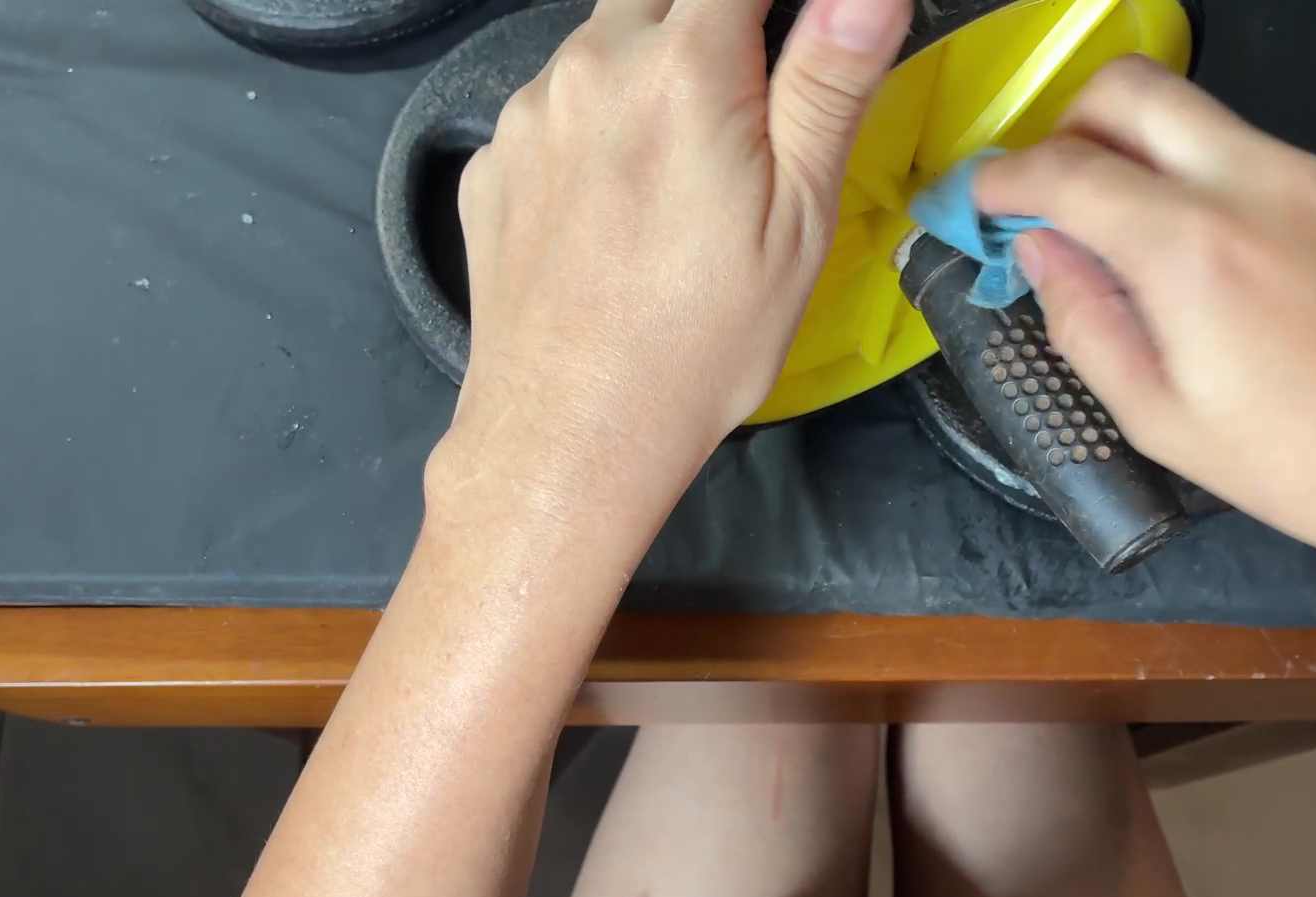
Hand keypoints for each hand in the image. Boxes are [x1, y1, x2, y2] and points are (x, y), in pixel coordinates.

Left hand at [442, 0, 911, 522]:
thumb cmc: (702, 346)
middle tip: (727, 133)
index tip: (778, 51)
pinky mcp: (487, 170)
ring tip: (661, 195)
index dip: (764, 7)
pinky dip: (582, 142)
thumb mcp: (796, 227)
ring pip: (594, 55)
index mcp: (683, 71)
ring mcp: (523, 120)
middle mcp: (587, 68)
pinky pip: (545, 118)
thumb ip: (829, 86)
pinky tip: (600, 224)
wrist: (574, 435)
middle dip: (701, 37)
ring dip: (637, 88)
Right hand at [977, 57, 1315, 625]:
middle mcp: (1259, 179)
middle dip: (1061, 131)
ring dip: (1128, 160)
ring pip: (1194, 119)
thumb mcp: (1157, 419)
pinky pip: (1246, 157)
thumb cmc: (1301, 465)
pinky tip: (1194, 266)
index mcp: (1193, 245)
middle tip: (1040, 203)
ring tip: (1112, 249)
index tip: (974, 202)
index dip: (1002, 180)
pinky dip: (1189, 185)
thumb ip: (1083, 322)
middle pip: (1133, 92)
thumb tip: (1037, 252)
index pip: (1067, 171)